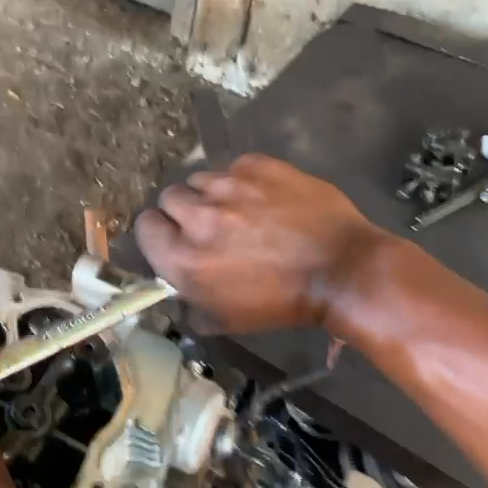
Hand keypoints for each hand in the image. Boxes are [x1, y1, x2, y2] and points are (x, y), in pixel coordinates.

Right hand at [135, 154, 390, 334]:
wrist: (342, 271)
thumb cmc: (282, 303)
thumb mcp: (226, 321)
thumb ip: (190, 305)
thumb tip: (181, 292)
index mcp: (184, 259)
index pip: (145, 227)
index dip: (159, 233)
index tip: (175, 239)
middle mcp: (199, 217)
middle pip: (170, 198)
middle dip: (185, 211)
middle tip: (211, 226)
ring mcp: (230, 186)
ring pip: (202, 179)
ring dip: (213, 194)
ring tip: (241, 209)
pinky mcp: (259, 166)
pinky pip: (235, 167)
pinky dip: (244, 180)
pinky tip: (264, 197)